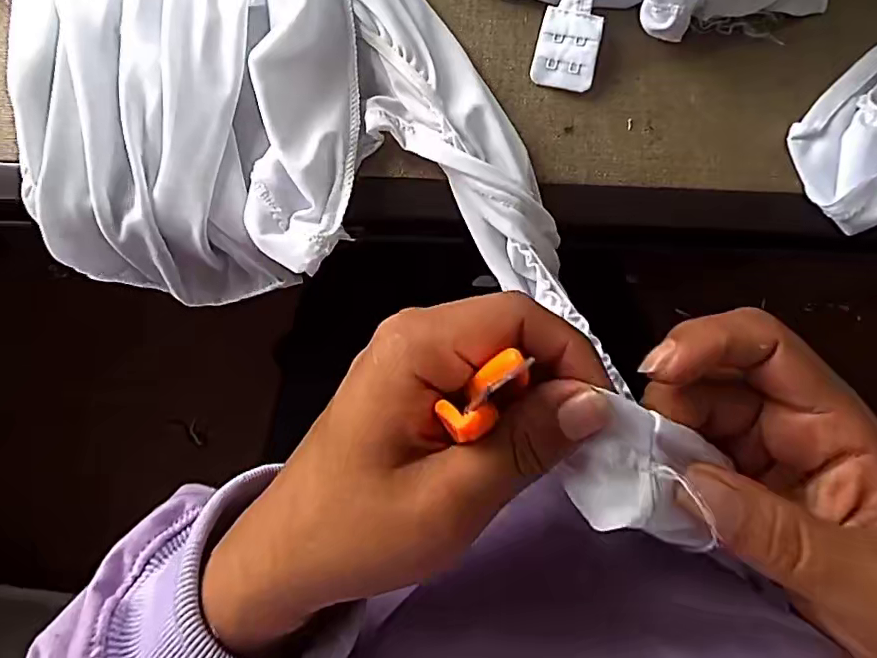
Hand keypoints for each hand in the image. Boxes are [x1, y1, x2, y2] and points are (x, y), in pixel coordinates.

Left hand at [202, 291, 614, 653]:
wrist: (281, 560)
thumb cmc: (354, 532)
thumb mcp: (449, 501)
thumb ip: (526, 444)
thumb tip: (594, 405)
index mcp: (417, 341)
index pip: (519, 316)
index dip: (569, 354)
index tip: (595, 412)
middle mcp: (417, 329)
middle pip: (514, 329)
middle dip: (553, 380)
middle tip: (571, 440)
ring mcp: (415, 348)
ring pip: (504, 351)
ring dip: (532, 397)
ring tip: (537, 451)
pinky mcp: (418, 373)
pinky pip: (483, 371)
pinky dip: (508, 406)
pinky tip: (504, 447)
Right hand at [641, 309, 876, 657]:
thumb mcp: (866, 584)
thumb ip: (782, 536)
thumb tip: (693, 485)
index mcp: (833, 421)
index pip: (767, 346)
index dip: (712, 339)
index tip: (663, 367)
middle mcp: (792, 425)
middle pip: (718, 373)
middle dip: (675, 394)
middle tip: (645, 443)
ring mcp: (762, 457)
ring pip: (695, 412)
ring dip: (664, 433)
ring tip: (650, 475)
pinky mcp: (740, 491)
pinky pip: (690, 459)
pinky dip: (665, 468)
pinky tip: (657, 494)